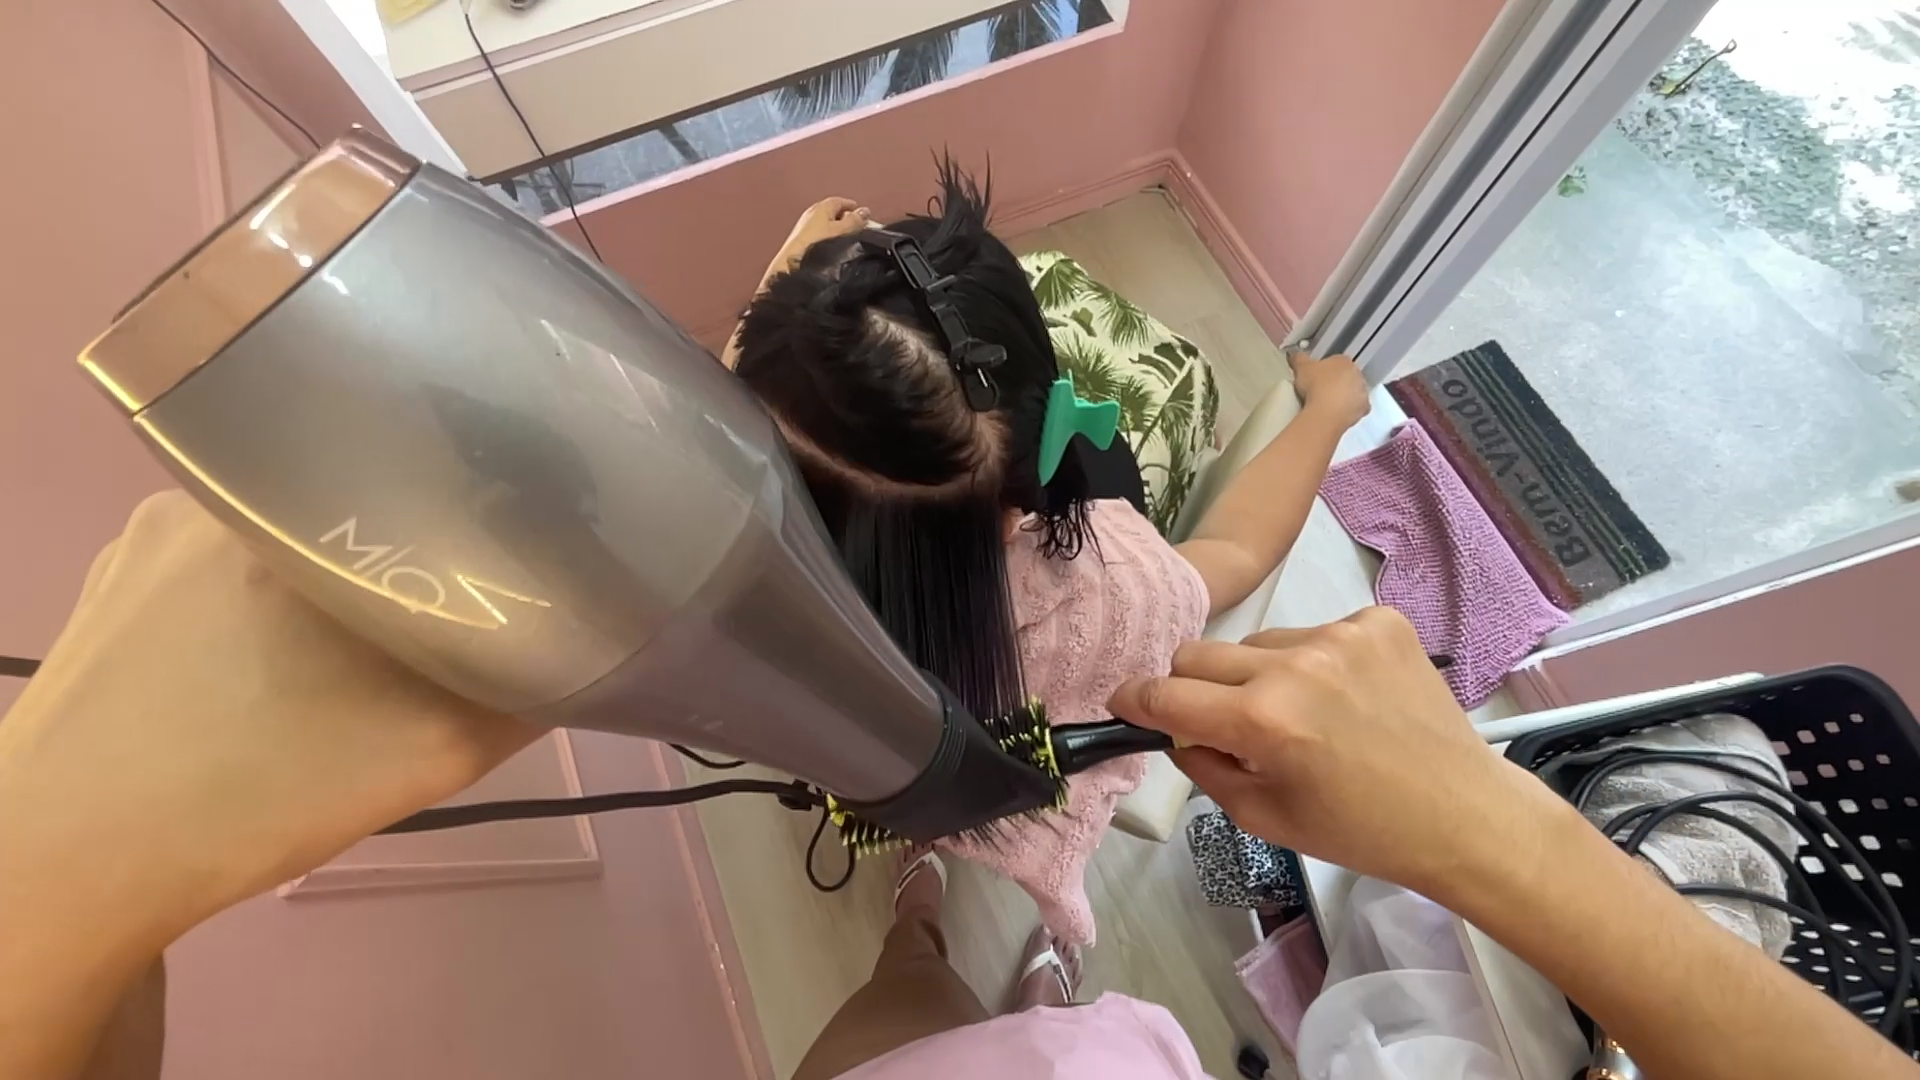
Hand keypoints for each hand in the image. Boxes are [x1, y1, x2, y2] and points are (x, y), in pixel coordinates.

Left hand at [0, 492, 539, 946]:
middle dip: (435, 546)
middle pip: (383, 499)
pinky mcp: (121, 566)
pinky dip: (292, 578)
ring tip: (375, 633)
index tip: (533, 562)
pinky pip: (249, 545)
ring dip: (361, 562)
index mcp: (310, 522)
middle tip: (461, 610)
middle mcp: (230, 497)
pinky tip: (287, 644)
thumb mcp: (445, 750)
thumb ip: (531, 688)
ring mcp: (163, 527)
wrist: (63, 876)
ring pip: (318, 521)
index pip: (442, 485)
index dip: (502, 518)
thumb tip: (586, 647)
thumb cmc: (264, 797)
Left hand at [774, 196, 871, 269]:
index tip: (861, 213)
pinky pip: (818, 235)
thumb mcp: (843, 231)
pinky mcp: (800, 241)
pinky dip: (827, 238)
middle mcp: (811, 214)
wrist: (793, 264)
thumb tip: (864, 211)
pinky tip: (831, 249)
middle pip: (832, 212)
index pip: (841, 201)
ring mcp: (804, 227)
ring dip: (835, 230)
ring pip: (824, 224)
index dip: (852, 207)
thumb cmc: (816, 246)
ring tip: (845, 240)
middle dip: (844, 218)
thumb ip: (855, 221)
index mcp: (822, 207)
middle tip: (856, 227)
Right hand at [1108, 608, 1569, 895]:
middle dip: (1191, 685)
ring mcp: (1339, 634)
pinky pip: (1311, 632)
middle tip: (1219, 716)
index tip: (1123, 702)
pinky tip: (1345, 694)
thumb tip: (1172, 729)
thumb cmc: (1361, 830)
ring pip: (1255, 644)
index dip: (1133, 698)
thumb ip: (1201, 765)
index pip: (1165, 693)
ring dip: (1257, 674)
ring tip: (1300, 710)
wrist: (1469, 816)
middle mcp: (1294, 665)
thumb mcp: (1263, 817)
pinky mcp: (1376, 621)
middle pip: (1197, 653)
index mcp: (1263, 720)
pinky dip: (1312, 662)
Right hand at [1288, 351, 1368, 428]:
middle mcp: (1358, 374)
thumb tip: (1294, 354)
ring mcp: (1362, 392)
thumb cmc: (1315, 385)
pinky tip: (1334, 415)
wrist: (1326, 412)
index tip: (1313, 377)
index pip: (1336, 361)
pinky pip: (1354, 409)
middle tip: (1319, 391)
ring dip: (1343, 397)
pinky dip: (1346, 411)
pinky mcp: (1363, 410)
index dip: (1324, 369)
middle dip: (1336, 382)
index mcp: (1344, 361)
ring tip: (1325, 405)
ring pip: (1353, 392)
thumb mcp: (1301, 368)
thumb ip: (1299, 359)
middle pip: (1347, 376)